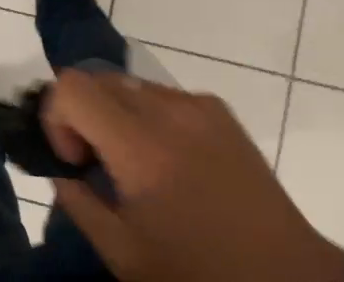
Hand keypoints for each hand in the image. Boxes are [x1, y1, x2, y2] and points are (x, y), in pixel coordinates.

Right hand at [43, 68, 343, 281]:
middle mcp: (169, 110)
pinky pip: (164, 96)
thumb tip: (62, 169)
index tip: (75, 162)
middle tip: (97, 167)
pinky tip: (170, 163)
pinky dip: (149, 117)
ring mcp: (199, 105)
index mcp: (142, 145)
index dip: (57, 118)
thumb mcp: (123, 254)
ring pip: (130, 85)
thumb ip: (79, 202)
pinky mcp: (221, 111)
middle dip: (83, 116)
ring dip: (116, 115)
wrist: (286, 278)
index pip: (72, 87)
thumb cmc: (197, 271)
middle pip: (98, 80)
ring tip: (135, 167)